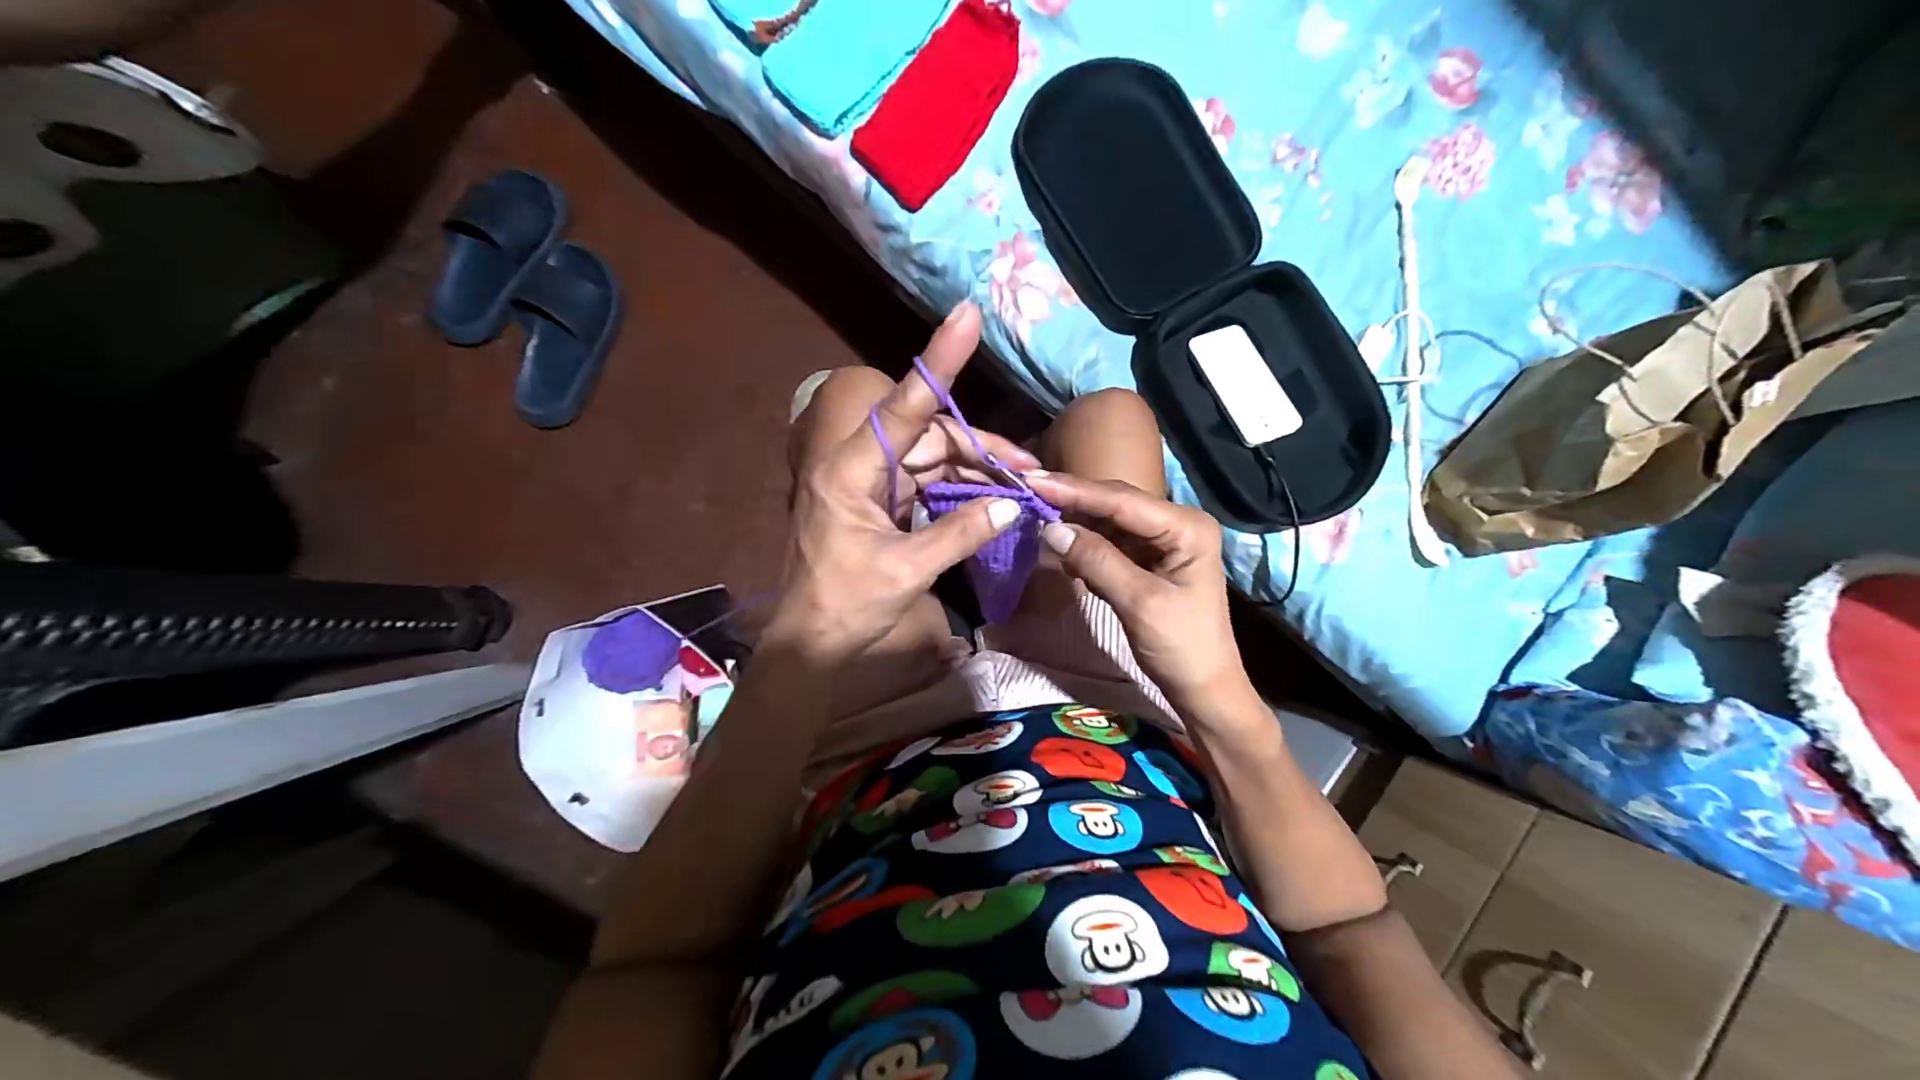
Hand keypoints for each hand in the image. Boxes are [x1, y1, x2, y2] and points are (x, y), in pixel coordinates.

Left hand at [766, 304, 1026, 662]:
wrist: (812, 643)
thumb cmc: (847, 606)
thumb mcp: (908, 572)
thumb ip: (961, 534)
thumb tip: (1011, 506)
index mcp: (851, 471)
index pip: (902, 406)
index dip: (938, 361)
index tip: (966, 315)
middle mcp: (859, 464)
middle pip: (928, 435)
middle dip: (979, 448)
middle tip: (1028, 471)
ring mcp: (870, 482)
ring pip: (932, 457)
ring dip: (974, 469)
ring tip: (1020, 486)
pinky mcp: (881, 502)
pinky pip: (927, 481)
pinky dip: (959, 488)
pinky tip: (992, 498)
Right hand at [1025, 471, 1251, 704]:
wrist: (1203, 687)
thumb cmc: (1181, 646)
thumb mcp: (1138, 603)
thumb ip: (1096, 561)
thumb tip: (1050, 529)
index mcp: (1187, 527)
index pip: (1122, 500)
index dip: (1075, 490)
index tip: (1033, 482)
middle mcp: (1178, 523)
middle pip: (1116, 503)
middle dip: (1073, 501)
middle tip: (1027, 493)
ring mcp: (1164, 540)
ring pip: (1109, 520)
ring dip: (1077, 523)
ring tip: (1038, 521)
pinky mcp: (1150, 558)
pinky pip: (1111, 541)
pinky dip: (1087, 545)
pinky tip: (1065, 553)